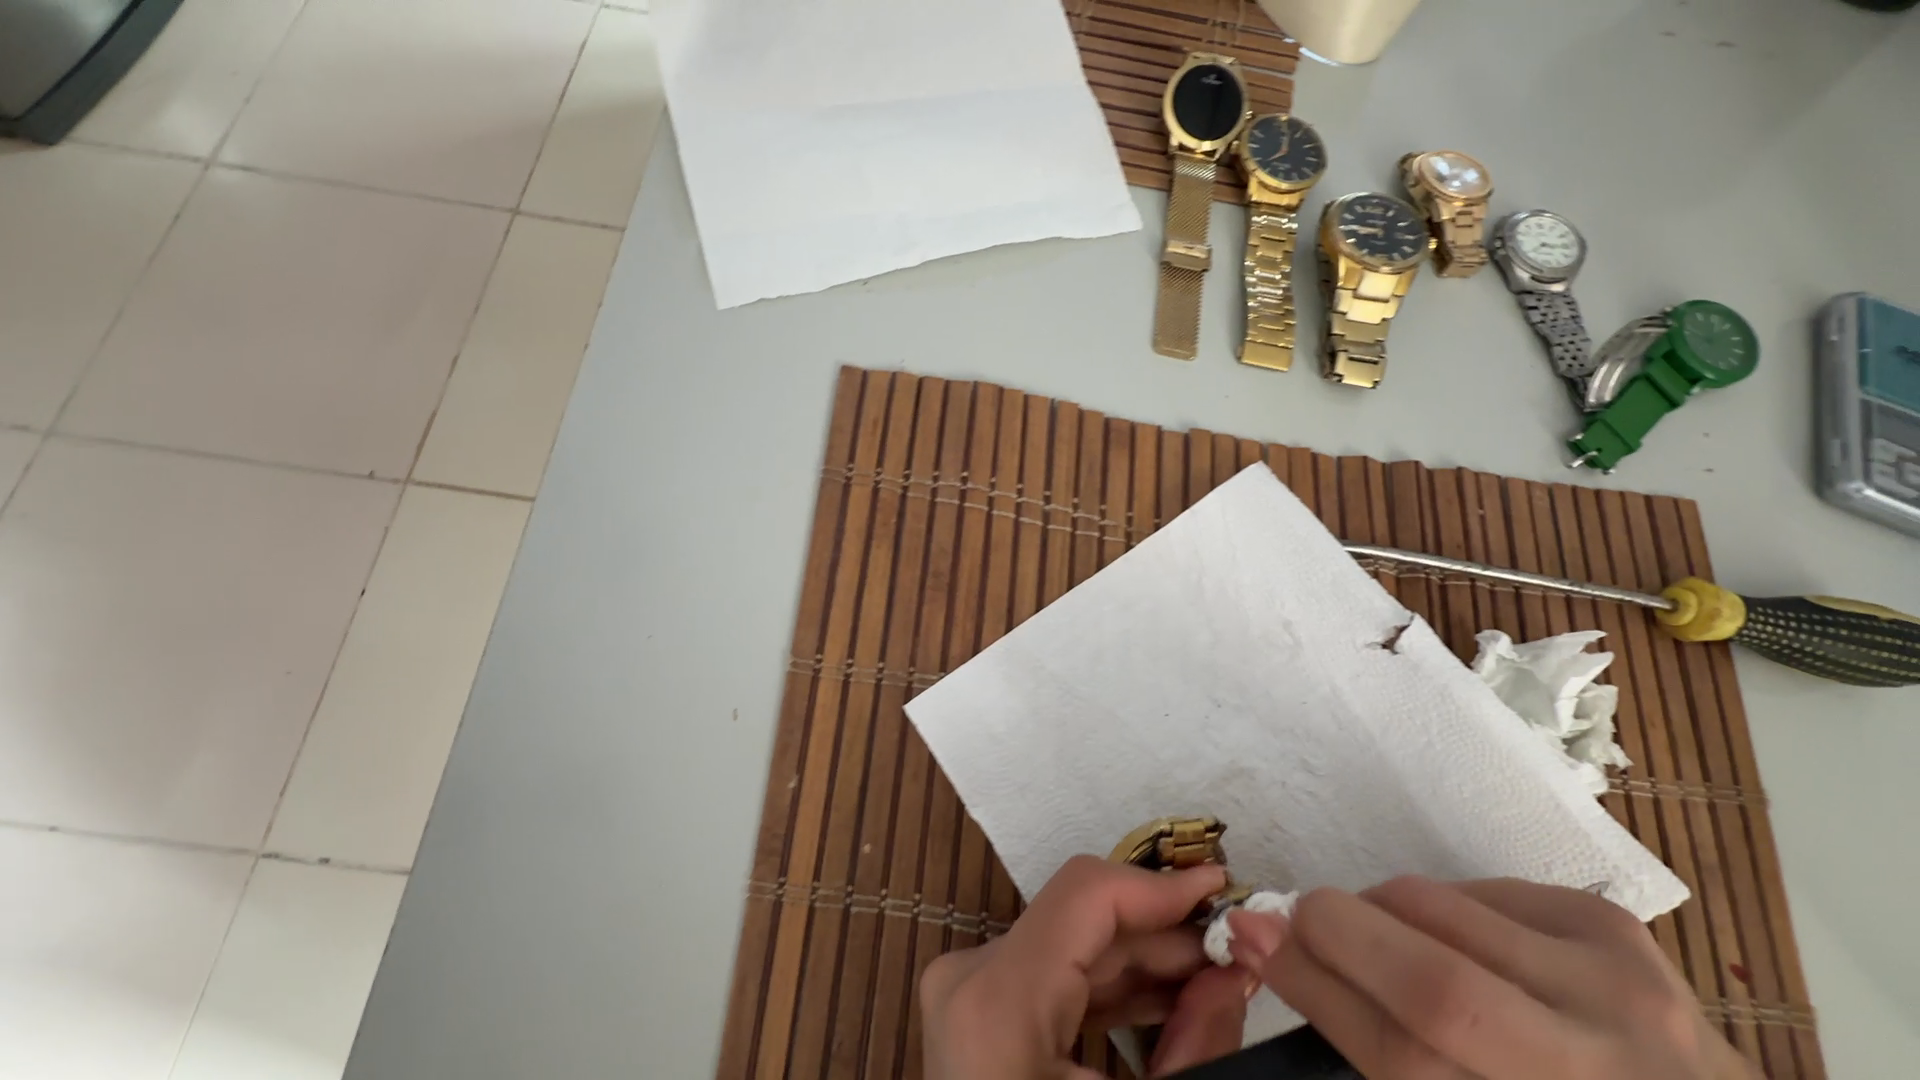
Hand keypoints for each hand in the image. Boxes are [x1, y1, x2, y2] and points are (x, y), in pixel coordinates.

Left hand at [920, 855, 1251, 1079]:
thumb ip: (1197, 1040)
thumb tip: (1231, 971)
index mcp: (998, 998)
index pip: (1088, 894)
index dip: (1162, 886)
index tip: (1224, 888)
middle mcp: (970, 975)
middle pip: (1084, 923)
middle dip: (1167, 936)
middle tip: (1237, 955)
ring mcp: (965, 992)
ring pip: (1072, 948)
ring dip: (1146, 962)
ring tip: (1217, 983)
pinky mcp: (975, 1012)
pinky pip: (1054, 980)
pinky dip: (1113, 989)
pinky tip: (1170, 1005)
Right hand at [1226, 876, 1758, 1079]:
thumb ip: (1373, 1040)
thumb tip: (1271, 944)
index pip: (1403, 1056)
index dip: (1312, 989)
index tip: (1250, 937)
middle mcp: (1598, 1068)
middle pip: (1435, 985)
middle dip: (1332, 933)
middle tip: (1289, 918)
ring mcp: (1620, 988)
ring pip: (1444, 910)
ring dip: (1377, 911)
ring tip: (1375, 937)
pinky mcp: (1616, 925)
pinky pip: (1480, 886)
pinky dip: (1434, 904)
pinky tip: (1449, 939)